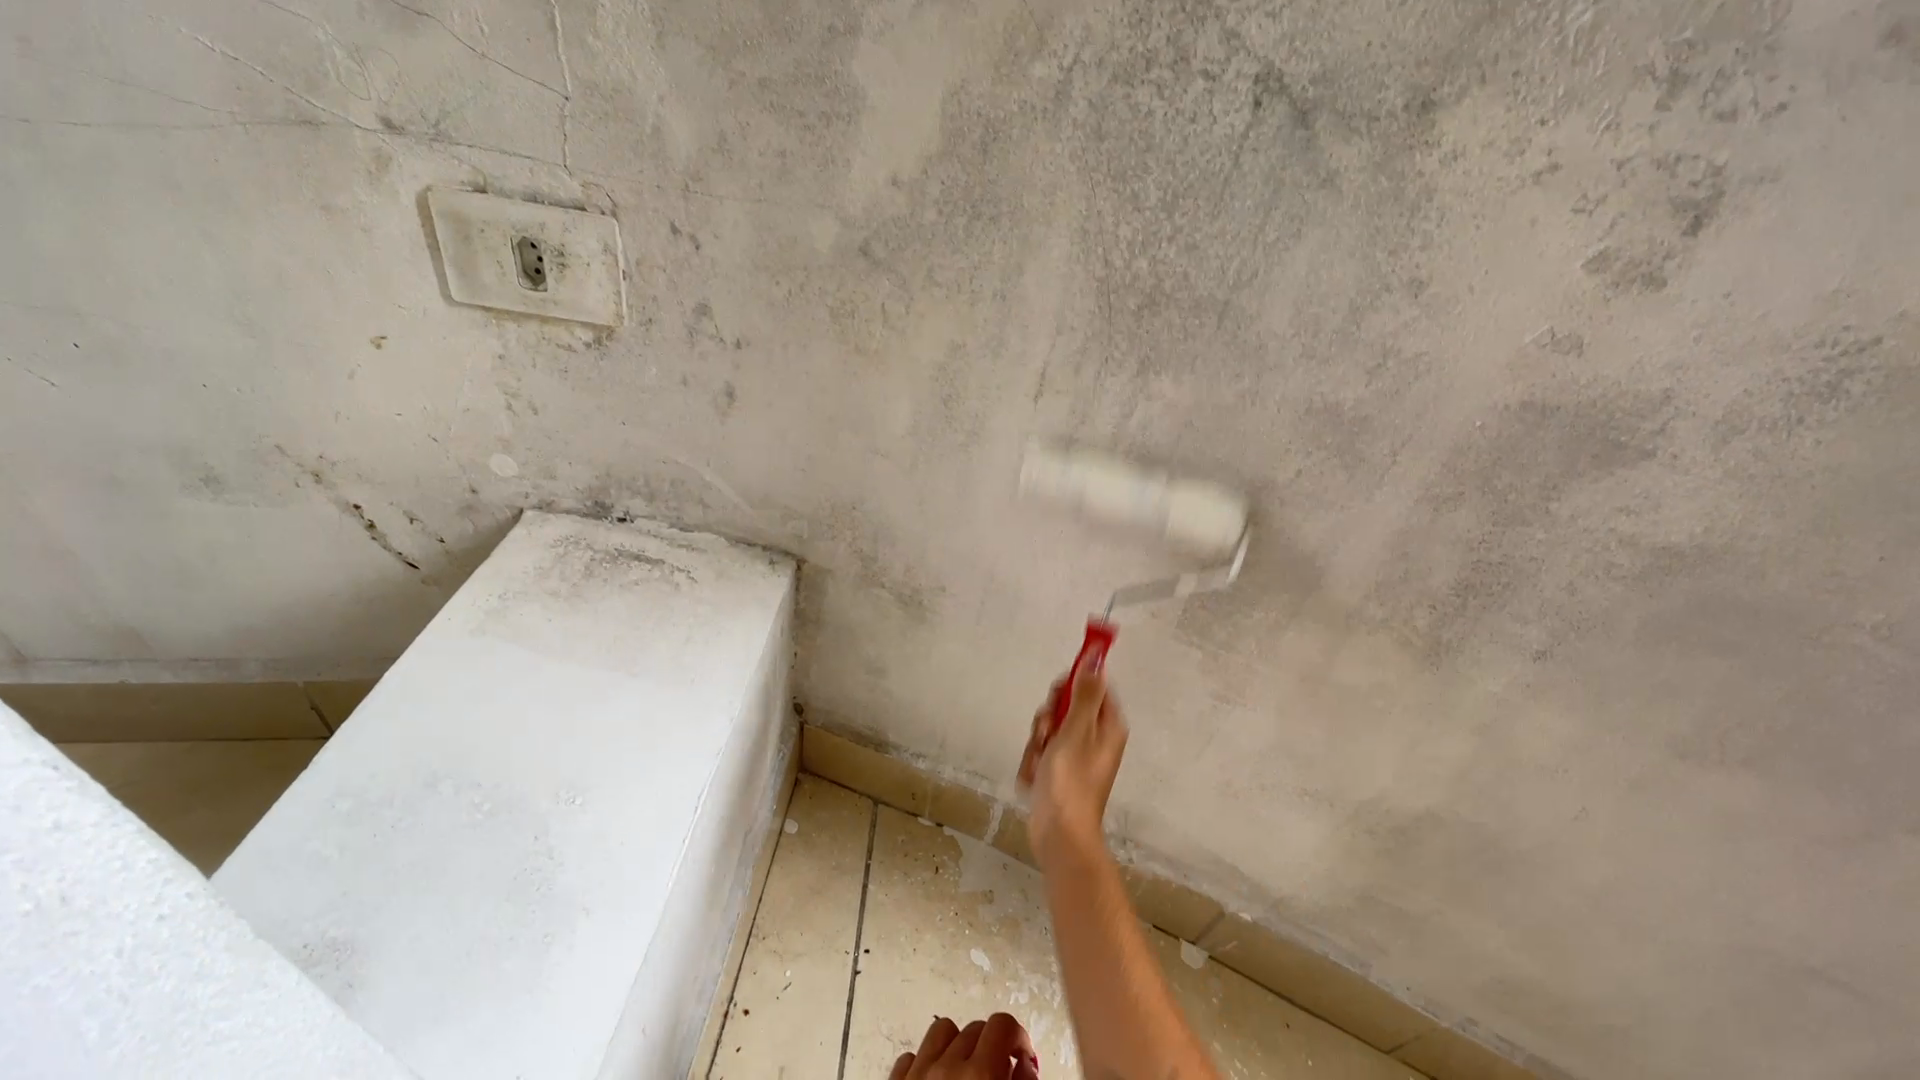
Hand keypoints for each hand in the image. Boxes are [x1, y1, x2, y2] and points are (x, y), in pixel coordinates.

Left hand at [888, 1013, 1039, 1079]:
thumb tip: (1026, 1066)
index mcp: (981, 1073)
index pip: (1004, 1025)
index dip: (1018, 1038)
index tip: (1023, 1055)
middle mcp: (947, 1067)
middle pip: (975, 1028)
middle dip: (991, 1045)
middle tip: (999, 1070)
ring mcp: (916, 1074)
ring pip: (941, 1033)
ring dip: (957, 1046)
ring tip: (967, 1070)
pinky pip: (911, 1058)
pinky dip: (927, 1064)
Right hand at [1016, 663, 1127, 866]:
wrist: (1059, 834)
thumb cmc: (1071, 780)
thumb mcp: (1077, 729)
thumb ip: (1084, 692)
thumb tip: (1097, 655)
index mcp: (1108, 726)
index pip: (1093, 687)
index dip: (1072, 687)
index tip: (1057, 695)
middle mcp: (1094, 739)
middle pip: (1065, 708)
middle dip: (1048, 719)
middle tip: (1046, 734)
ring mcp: (1075, 759)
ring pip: (1048, 731)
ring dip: (1037, 744)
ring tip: (1040, 763)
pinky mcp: (1057, 775)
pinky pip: (1040, 755)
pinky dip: (1033, 764)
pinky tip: (1035, 777)